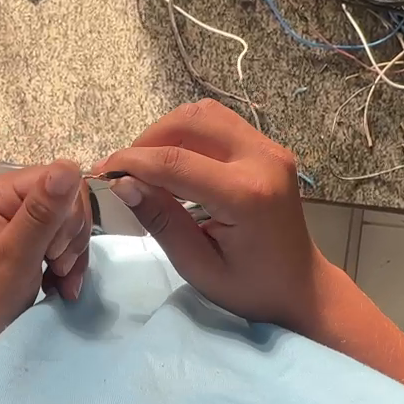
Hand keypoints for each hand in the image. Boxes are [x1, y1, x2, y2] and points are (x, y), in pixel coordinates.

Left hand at [0, 161, 93, 360]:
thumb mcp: (12, 259)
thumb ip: (41, 214)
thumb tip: (70, 166)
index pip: (57, 179)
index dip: (67, 216)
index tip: (55, 254)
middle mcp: (5, 196)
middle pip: (67, 199)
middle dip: (71, 237)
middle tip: (56, 269)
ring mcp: (15, 217)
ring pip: (70, 221)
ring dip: (72, 254)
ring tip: (59, 281)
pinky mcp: (26, 237)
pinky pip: (63, 239)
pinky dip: (68, 263)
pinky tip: (62, 285)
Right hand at [95, 100, 329, 332]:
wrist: (302, 287)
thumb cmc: (252, 288)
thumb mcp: (199, 266)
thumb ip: (162, 221)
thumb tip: (123, 184)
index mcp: (247, 195)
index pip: (176, 162)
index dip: (132, 162)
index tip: (102, 172)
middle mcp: (262, 160)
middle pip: (192, 121)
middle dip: (149, 140)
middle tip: (125, 171)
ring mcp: (270, 149)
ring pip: (205, 115)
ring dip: (167, 133)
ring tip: (147, 166)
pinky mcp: (268, 149)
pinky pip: (219, 125)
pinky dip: (188, 136)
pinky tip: (173, 164)